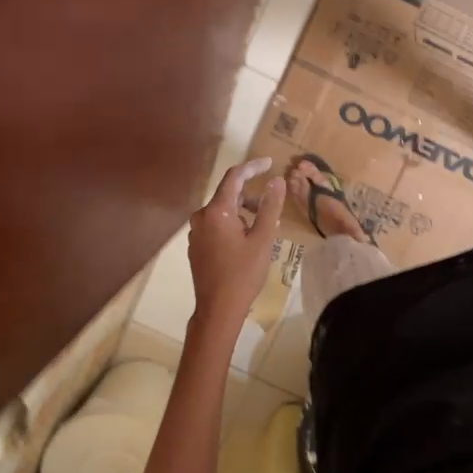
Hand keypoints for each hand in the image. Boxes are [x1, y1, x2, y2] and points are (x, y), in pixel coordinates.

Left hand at [187, 158, 284, 327]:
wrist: (218, 308)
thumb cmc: (243, 274)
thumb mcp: (263, 239)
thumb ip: (269, 207)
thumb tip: (276, 181)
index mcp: (216, 211)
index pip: (234, 177)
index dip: (253, 167)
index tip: (270, 163)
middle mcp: (201, 217)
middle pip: (228, 195)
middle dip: (250, 196)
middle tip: (271, 207)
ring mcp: (196, 232)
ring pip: (222, 212)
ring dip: (242, 213)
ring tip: (261, 230)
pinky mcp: (196, 246)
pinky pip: (216, 226)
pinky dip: (232, 225)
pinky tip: (245, 244)